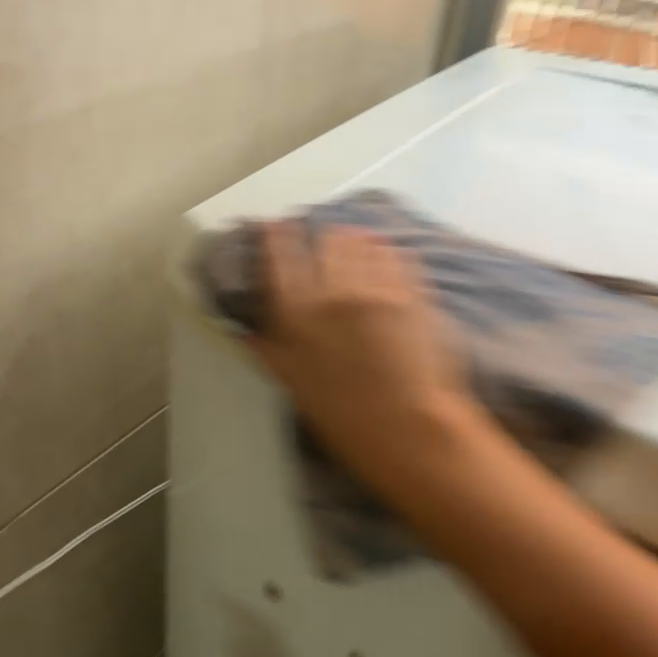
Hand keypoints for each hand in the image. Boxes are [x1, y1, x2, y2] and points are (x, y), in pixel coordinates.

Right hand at [248, 221, 482, 488]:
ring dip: (352, 242)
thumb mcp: (295, 387)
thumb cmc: (345, 418)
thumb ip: (269, 351)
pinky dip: (384, 252)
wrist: (410, 430)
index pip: (279, 258)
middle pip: (323, 240)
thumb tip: (244, 332)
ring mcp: (377, 287)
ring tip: (353, 253)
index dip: (274, 237)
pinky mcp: (413, 291)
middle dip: (319, 240)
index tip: (273, 226)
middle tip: (320, 250)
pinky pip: (395, 254)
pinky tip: (382, 261)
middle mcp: (333, 291)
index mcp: (297, 316)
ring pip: (360, 240)